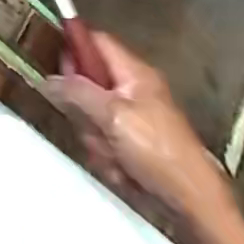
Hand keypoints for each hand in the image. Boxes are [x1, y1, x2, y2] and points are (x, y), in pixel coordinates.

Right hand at [43, 31, 234, 218]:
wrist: (194, 202)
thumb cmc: (157, 150)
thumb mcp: (112, 116)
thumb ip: (77, 93)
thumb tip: (49, 79)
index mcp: (134, 72)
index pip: (96, 41)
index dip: (74, 48)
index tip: (59, 69)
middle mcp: (134, 90)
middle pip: (89, 83)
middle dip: (84, 109)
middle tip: (92, 125)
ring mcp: (135, 119)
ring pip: (94, 116)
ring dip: (96, 138)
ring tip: (112, 153)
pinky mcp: (135, 144)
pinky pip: (105, 140)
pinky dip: (107, 155)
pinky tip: (121, 169)